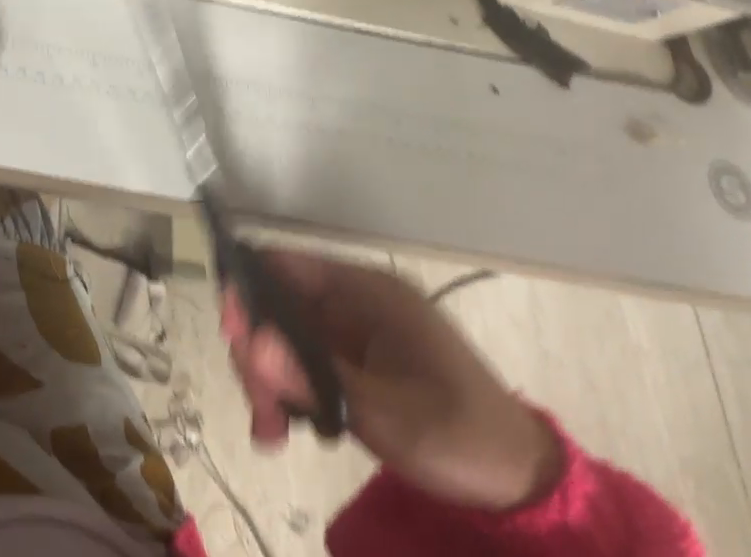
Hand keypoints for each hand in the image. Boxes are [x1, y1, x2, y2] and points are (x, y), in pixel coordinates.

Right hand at [222, 250, 564, 511]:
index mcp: (367, 293)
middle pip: (269, 307)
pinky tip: (279, 431)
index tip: (234, 338)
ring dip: (263, 381)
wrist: (516, 484)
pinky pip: (291, 365)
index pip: (283, 266)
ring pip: (274, 339)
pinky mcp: (342, 364)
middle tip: (260, 407)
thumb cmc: (461, 437)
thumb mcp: (387, 413)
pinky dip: (279, 393)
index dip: (246, 290)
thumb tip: (252, 344)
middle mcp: (350, 304)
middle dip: (255, 355)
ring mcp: (344, 334)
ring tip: (271, 431)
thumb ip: (315, 379)